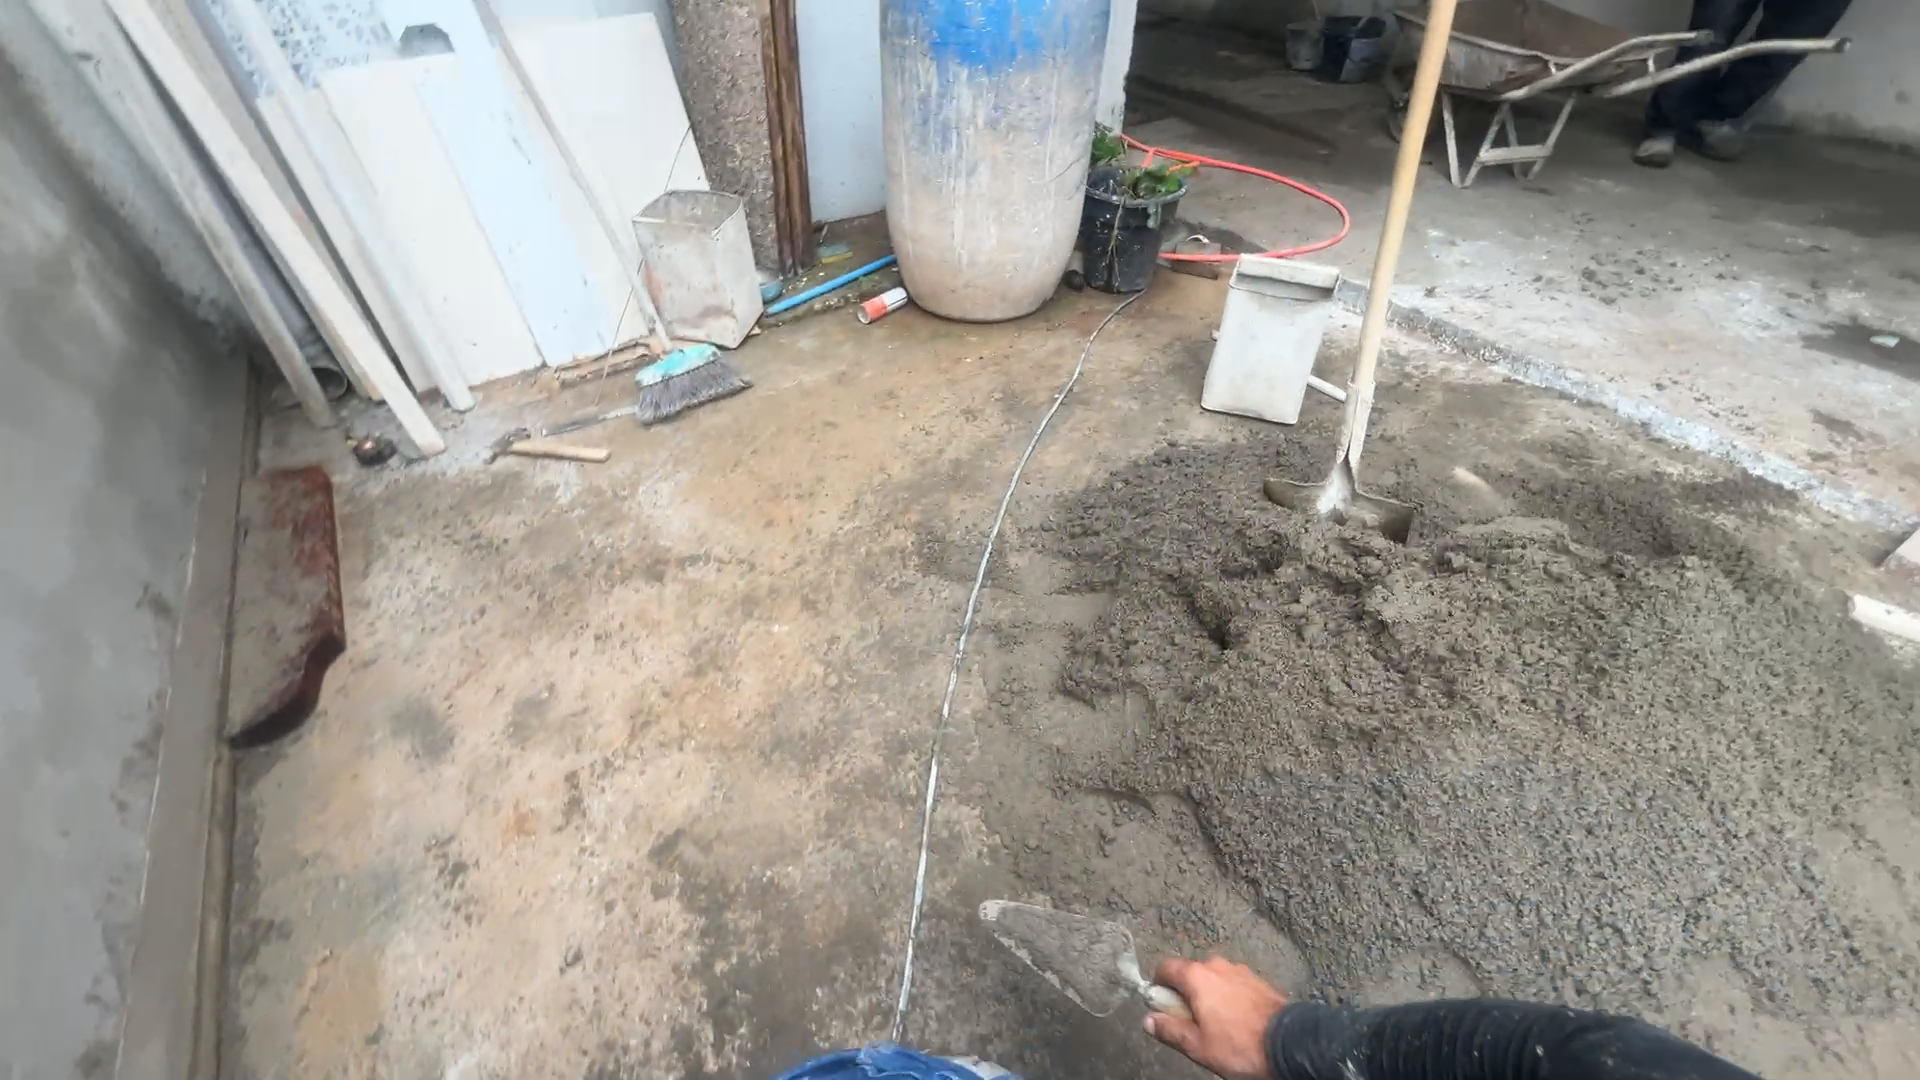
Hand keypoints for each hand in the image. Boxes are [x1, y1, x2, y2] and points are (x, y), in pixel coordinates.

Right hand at [1143, 955, 1288, 1079]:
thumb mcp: (1199, 1047)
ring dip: (1209, 996)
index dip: (1158, 986)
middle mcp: (1215, 964)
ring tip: (1221, 1026)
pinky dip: (1230, 997)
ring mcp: (1239, 969)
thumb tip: (1147, 1020)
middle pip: (1189, 974)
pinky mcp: (1258, 979)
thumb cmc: (1240, 1046)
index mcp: (1196, 976)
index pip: (1164, 967)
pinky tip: (1240, 1021)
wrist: (1292, 1045)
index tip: (1164, 1008)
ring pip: (1213, 979)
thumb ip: (1170, 1030)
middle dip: (1187, 995)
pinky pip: (1233, 984)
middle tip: (1195, 1025)